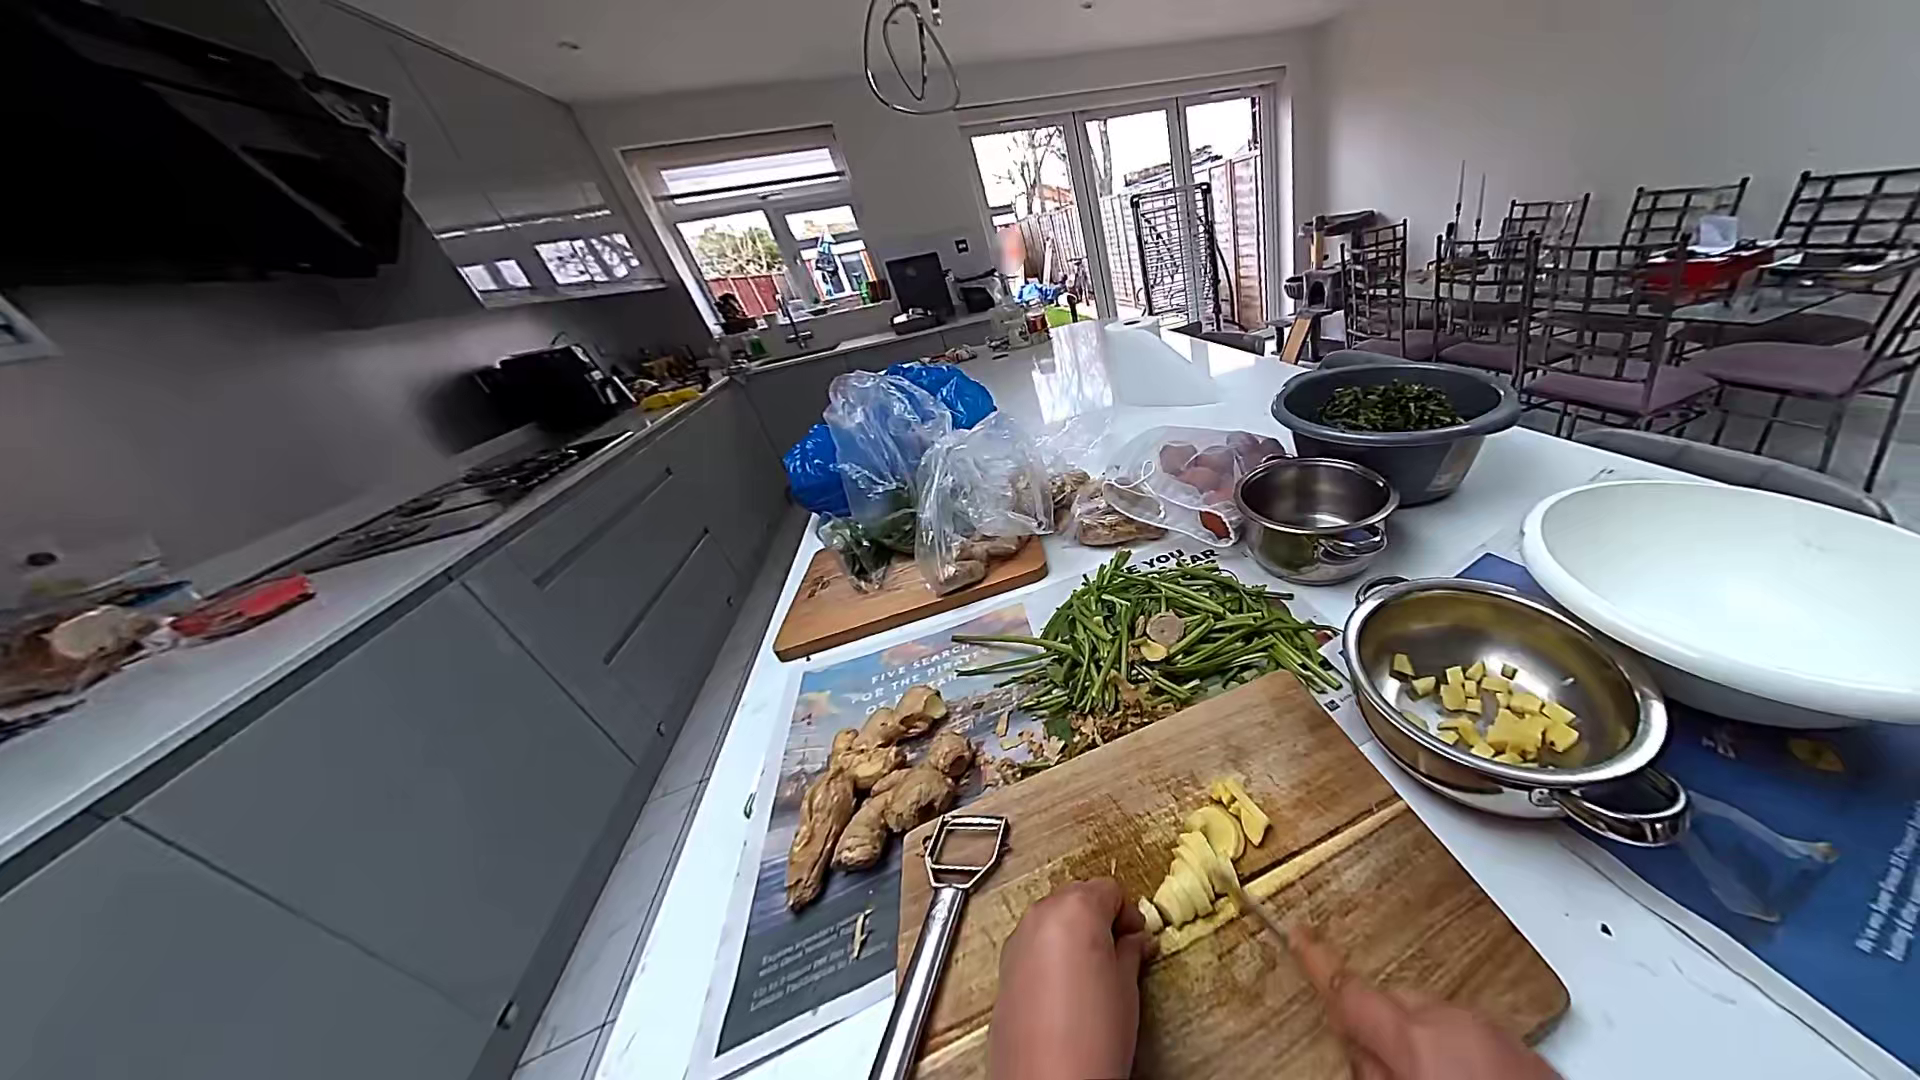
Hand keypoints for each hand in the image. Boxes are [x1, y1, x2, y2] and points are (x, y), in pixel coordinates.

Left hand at [989, 878, 1153, 1079]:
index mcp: (1076, 909)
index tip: (1137, 936)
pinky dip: (1051, 949)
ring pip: (1054, 916)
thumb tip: (1134, 941)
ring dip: (1074, 932)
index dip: (1127, 912)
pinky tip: (1067, 986)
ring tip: (1094, 973)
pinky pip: (1035, 940)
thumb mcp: (1126, 989)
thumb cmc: (1091, 1037)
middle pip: (1078, 895)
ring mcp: (1020, 936)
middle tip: (1121, 950)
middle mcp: (1043, 912)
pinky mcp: (1006, 962)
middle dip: (1100, 917)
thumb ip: (1130, 952)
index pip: (1108, 889)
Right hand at [1287, 924, 1560, 1079]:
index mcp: (1415, 1036)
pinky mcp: (1529, 1051)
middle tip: (1384, 1065)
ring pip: (1434, 1015)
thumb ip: (1371, 1068)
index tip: (1298, 934)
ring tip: (1435, 1079)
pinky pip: (1473, 1033)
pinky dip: (1463, 1051)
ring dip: (1425, 1039)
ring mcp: (1495, 1033)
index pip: (1347, 987)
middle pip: (1393, 1000)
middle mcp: (1454, 1022)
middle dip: (1384, 1024)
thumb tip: (1356, 1049)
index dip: (1315, 959)